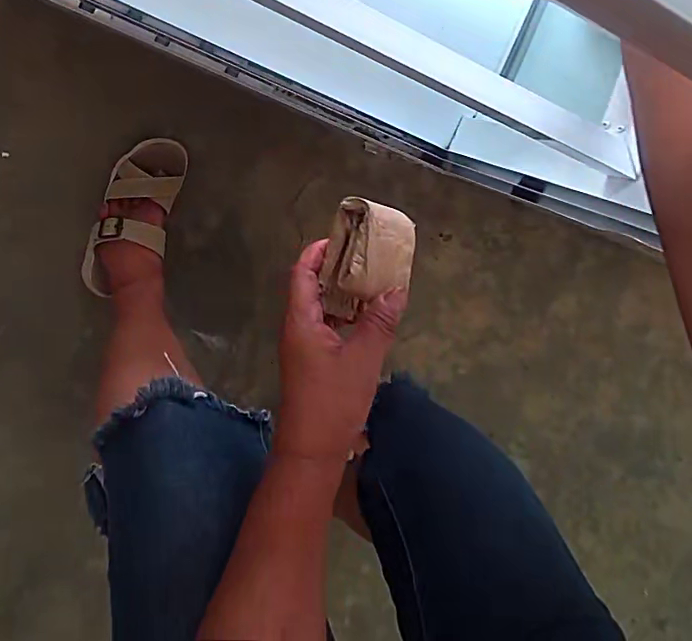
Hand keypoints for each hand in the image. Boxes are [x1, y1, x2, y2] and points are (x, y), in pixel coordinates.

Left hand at [273, 238, 407, 463]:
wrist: (311, 452)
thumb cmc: (332, 401)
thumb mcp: (363, 359)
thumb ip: (379, 322)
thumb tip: (396, 289)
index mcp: (300, 319)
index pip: (301, 272)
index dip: (317, 252)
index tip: (340, 239)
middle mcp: (295, 327)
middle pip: (308, 286)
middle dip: (332, 269)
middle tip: (361, 257)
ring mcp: (301, 345)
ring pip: (317, 307)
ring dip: (338, 293)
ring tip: (367, 282)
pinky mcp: (309, 361)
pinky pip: (323, 325)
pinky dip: (340, 315)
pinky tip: (363, 319)